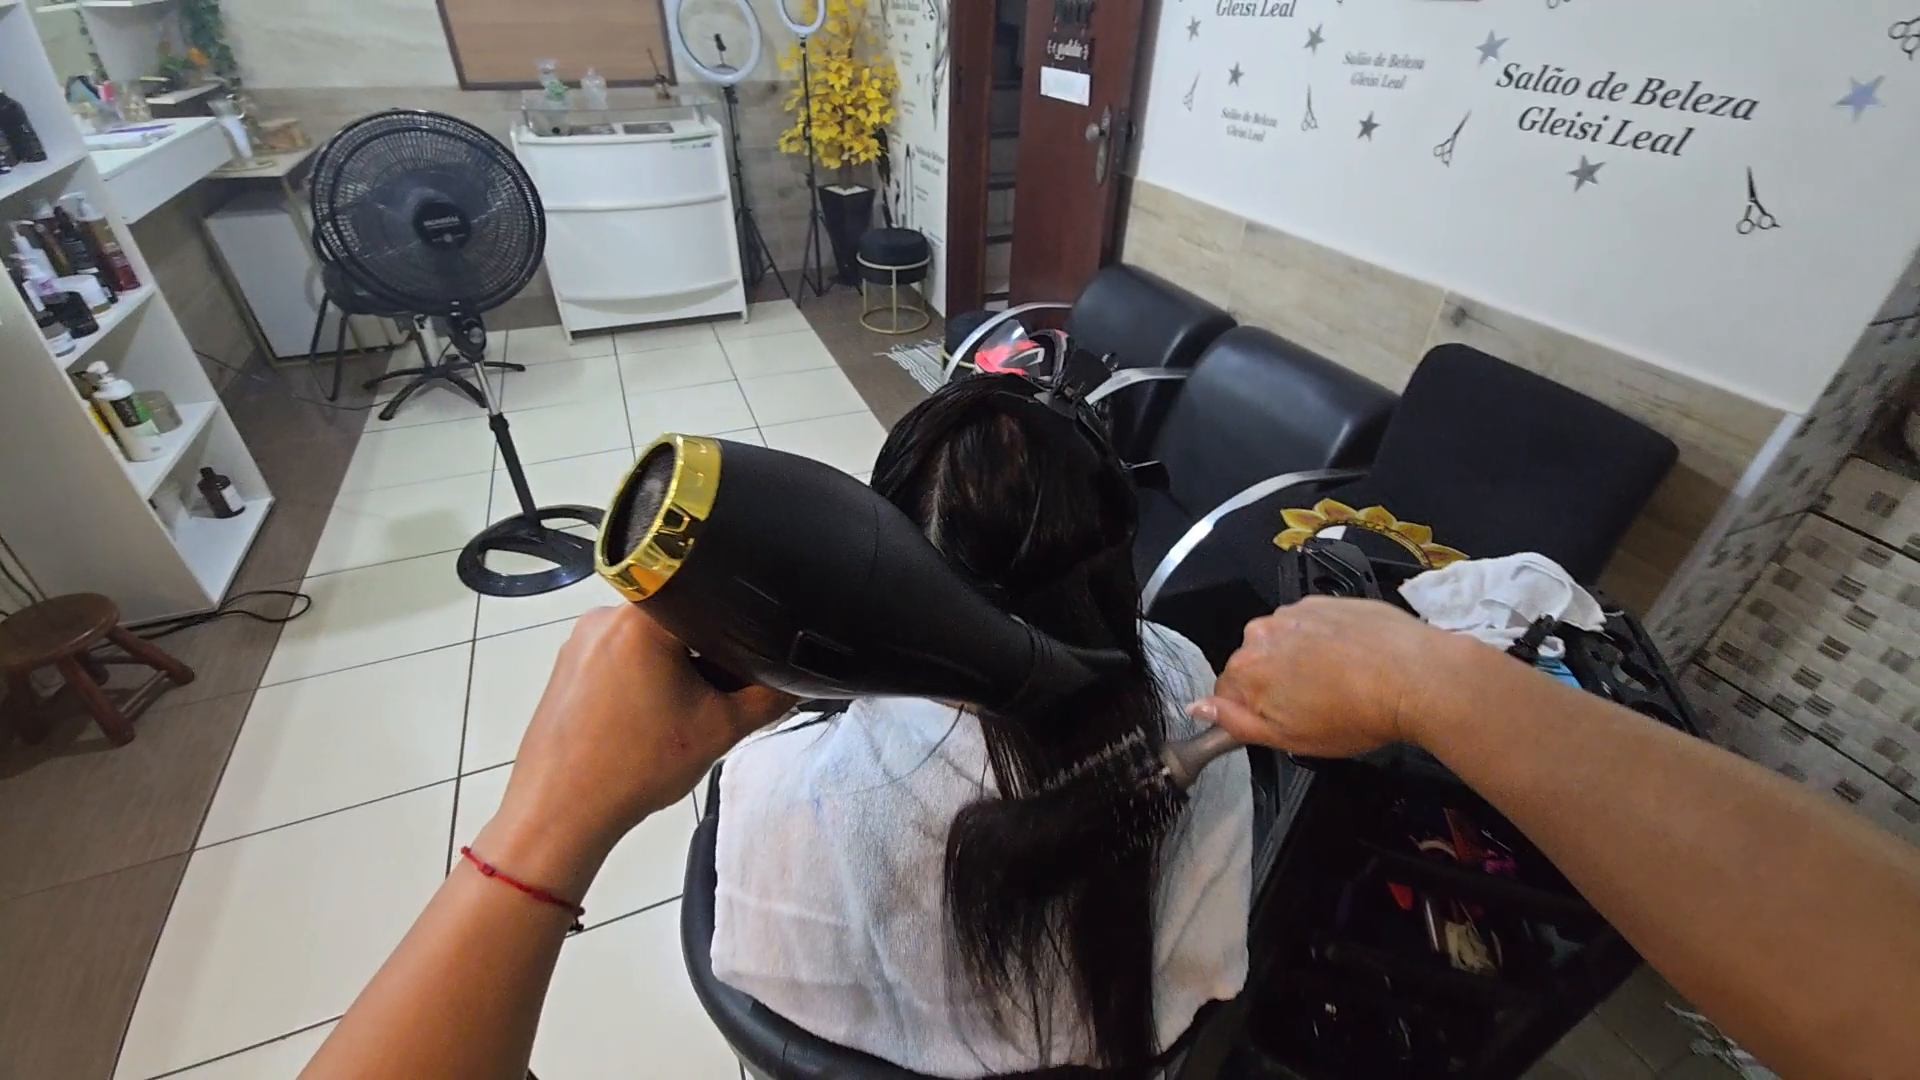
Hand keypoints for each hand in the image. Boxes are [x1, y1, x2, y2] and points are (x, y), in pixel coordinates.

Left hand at [476, 605, 794, 894]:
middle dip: (705, 652)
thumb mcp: (721, 729)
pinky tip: (650, 714)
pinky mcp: (567, 665)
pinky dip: (645, 675)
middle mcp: (604, 617)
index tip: (742, 660)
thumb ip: (771, 696)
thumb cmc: (632, 768)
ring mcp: (579, 641)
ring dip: (675, 664)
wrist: (558, 817)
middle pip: (682, 618)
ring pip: (652, 637)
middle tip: (715, 693)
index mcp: (642, 618)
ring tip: (681, 708)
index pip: (711, 599)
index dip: (737, 627)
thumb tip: (800, 679)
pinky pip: (622, 653)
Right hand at [1188, 597, 1475, 757]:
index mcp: (1246, 669)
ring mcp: (1293, 613)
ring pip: (1282, 641)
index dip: (1254, 710)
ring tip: (1339, 679)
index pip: (1228, 693)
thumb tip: (1197, 708)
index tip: (1284, 719)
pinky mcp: (1324, 602)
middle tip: (1316, 704)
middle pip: (1254, 662)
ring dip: (1299, 658)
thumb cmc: (1355, 714)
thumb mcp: (1289, 737)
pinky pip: (1309, 623)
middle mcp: (1260, 633)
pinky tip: (1352, 657)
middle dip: (1275, 681)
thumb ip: (1236, 722)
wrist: (1416, 675)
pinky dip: (1323, 639)